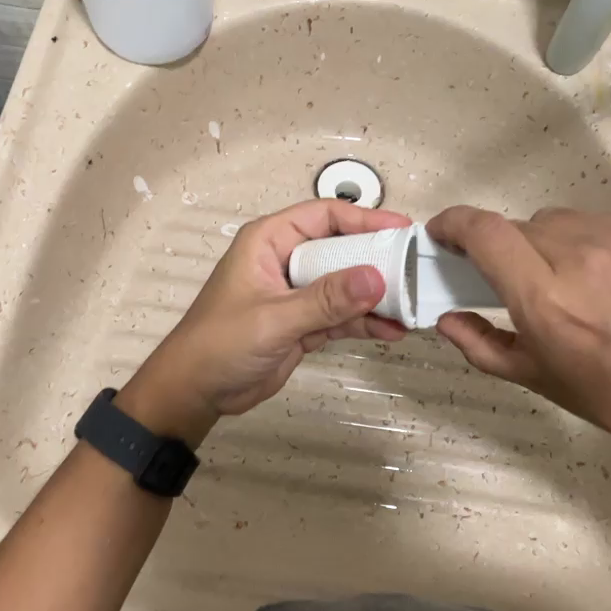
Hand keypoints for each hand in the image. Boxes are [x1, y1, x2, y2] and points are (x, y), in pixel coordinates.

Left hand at [119, 199, 411, 443]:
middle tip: (417, 269)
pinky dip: (365, 322)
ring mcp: (296, 294)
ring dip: (376, 296)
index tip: (403, 231)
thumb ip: (325, 300)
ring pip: (345, 285)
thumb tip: (377, 278)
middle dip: (377, 260)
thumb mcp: (274, 318)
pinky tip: (392, 331)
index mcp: (270, 241)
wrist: (194, 393)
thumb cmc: (221, 343)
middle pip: (341, 249)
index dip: (365, 219)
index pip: (324, 217)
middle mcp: (286, 260)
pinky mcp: (303, 324)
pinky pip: (341, 316)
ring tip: (412, 305)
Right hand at [424, 206, 610, 480]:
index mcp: (547, 298)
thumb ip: (483, 345)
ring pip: (556, 221)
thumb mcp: (542, 381)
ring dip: (543, 243)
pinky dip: (584, 244)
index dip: (453, 224)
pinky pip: (597, 225)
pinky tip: (605, 280)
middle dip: (501, 247)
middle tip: (511, 280)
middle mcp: (580, 256)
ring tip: (564, 281)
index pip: (483, 232)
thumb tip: (447, 319)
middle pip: (516, 226)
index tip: (442, 236)